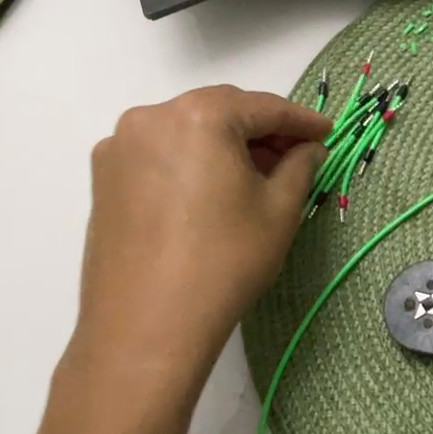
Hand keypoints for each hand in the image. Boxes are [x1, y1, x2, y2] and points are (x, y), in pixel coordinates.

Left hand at [67, 85, 328, 391]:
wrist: (148, 326)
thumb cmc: (226, 261)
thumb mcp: (280, 210)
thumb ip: (300, 166)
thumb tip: (308, 149)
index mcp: (199, 116)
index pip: (263, 107)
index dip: (302, 120)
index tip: (328, 133)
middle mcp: (151, 118)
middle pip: (221, 111)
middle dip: (262, 130)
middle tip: (297, 155)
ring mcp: (120, 148)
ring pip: (188, 131)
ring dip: (226, 144)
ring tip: (258, 176)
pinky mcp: (104, 179)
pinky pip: (161, 154)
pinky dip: (193, 161)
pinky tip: (214, 191)